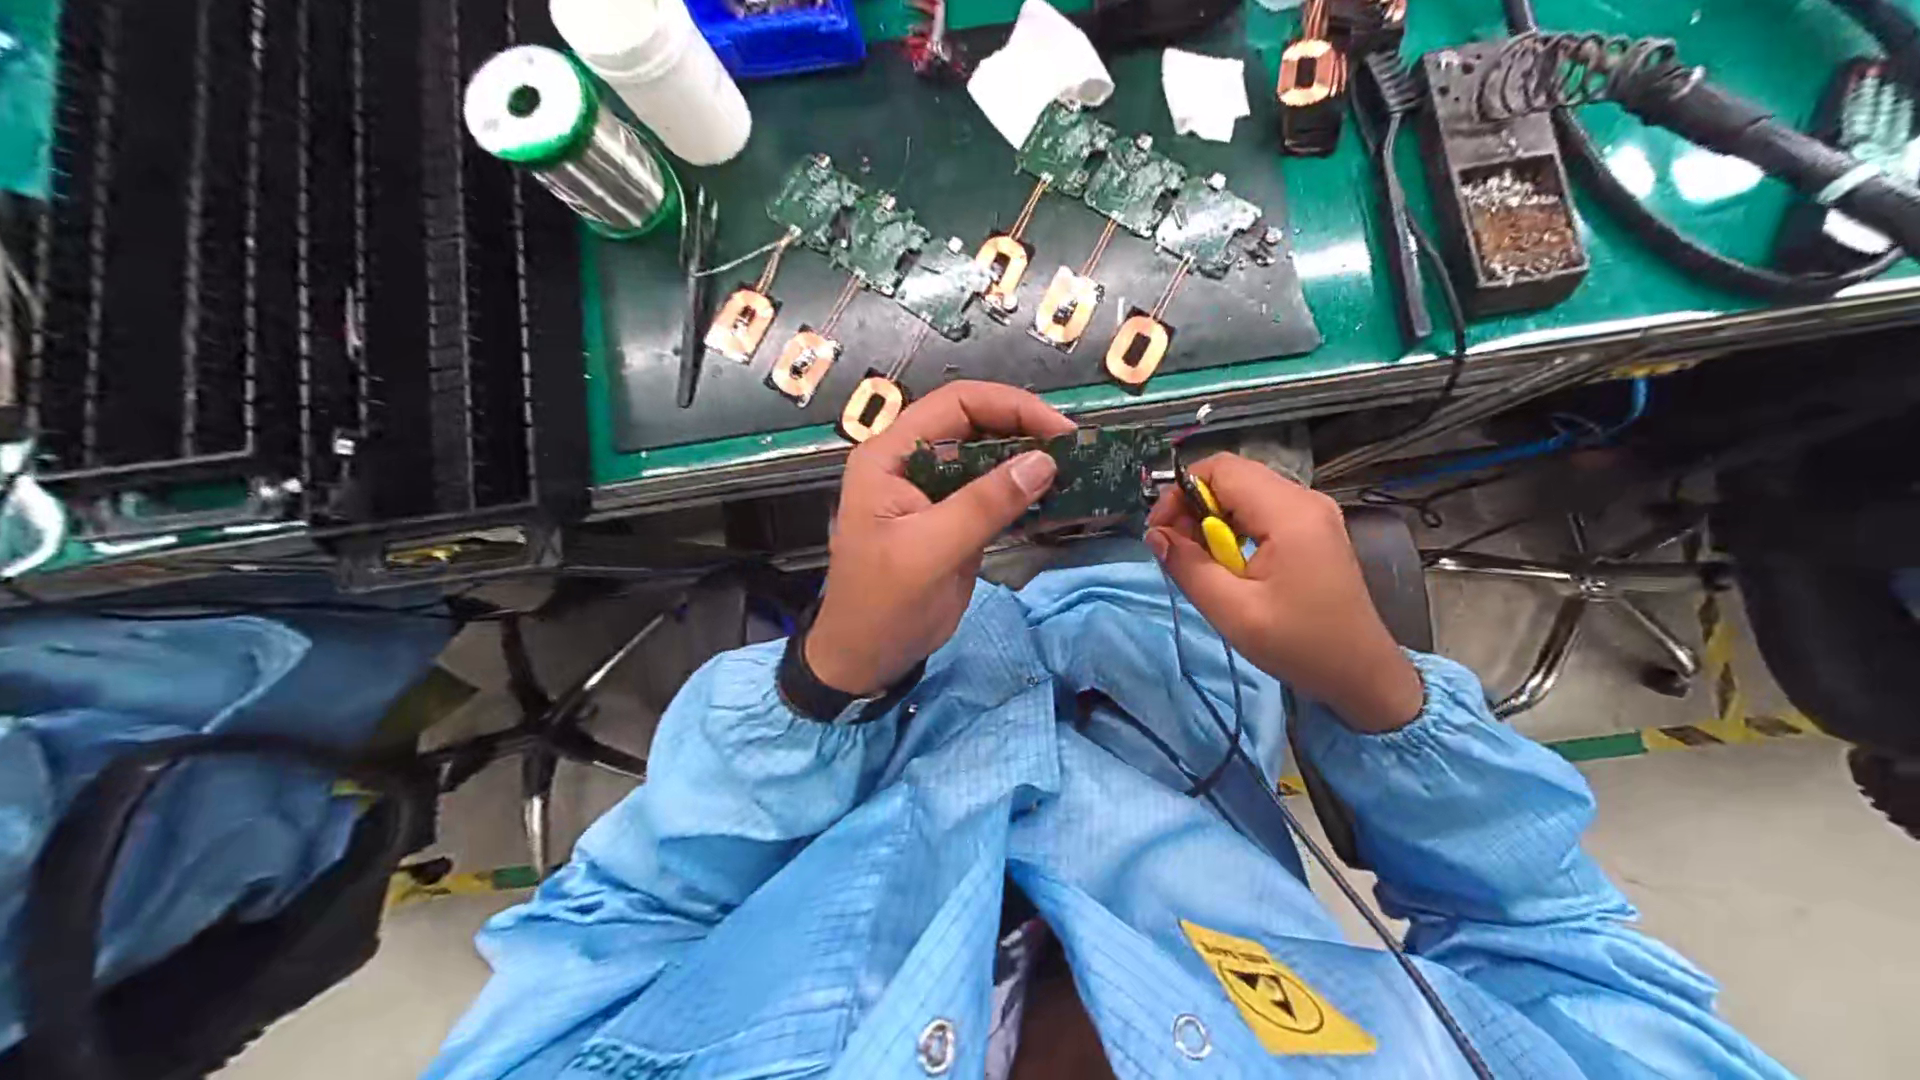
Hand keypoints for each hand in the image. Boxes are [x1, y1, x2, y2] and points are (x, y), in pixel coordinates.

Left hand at [806, 382, 1076, 695]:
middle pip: (976, 424)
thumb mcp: (928, 551)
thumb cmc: (881, 604)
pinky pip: (994, 493)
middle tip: (1075, 451)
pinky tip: (1057, 498)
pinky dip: (1025, 493)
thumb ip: (983, 504)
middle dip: (1026, 430)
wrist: (866, 657)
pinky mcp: (955, 519)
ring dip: (1030, 461)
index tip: (1058, 430)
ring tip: (1075, 470)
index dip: (1010, 406)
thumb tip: (1044, 461)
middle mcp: (912, 462)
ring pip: (989, 457)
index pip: (955, 404)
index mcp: (891, 455)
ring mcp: (935, 491)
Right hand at [1145, 453, 1423, 732]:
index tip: (1161, 532)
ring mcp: (1311, 513)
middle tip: (1176, 549)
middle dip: (1192, 506)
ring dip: (1211, 518)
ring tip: (1199, 559)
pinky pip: (1259, 510)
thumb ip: (1188, 567)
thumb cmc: (1299, 644)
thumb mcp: (1232, 612)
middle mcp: (1304, 500)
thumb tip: (1154, 535)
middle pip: (1232, 476)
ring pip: (1243, 492)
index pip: (1221, 469)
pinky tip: (1227, 561)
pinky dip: (1232, 527)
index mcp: (1289, 513)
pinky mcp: (1311, 528)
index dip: (1181, 492)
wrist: (1361, 674)